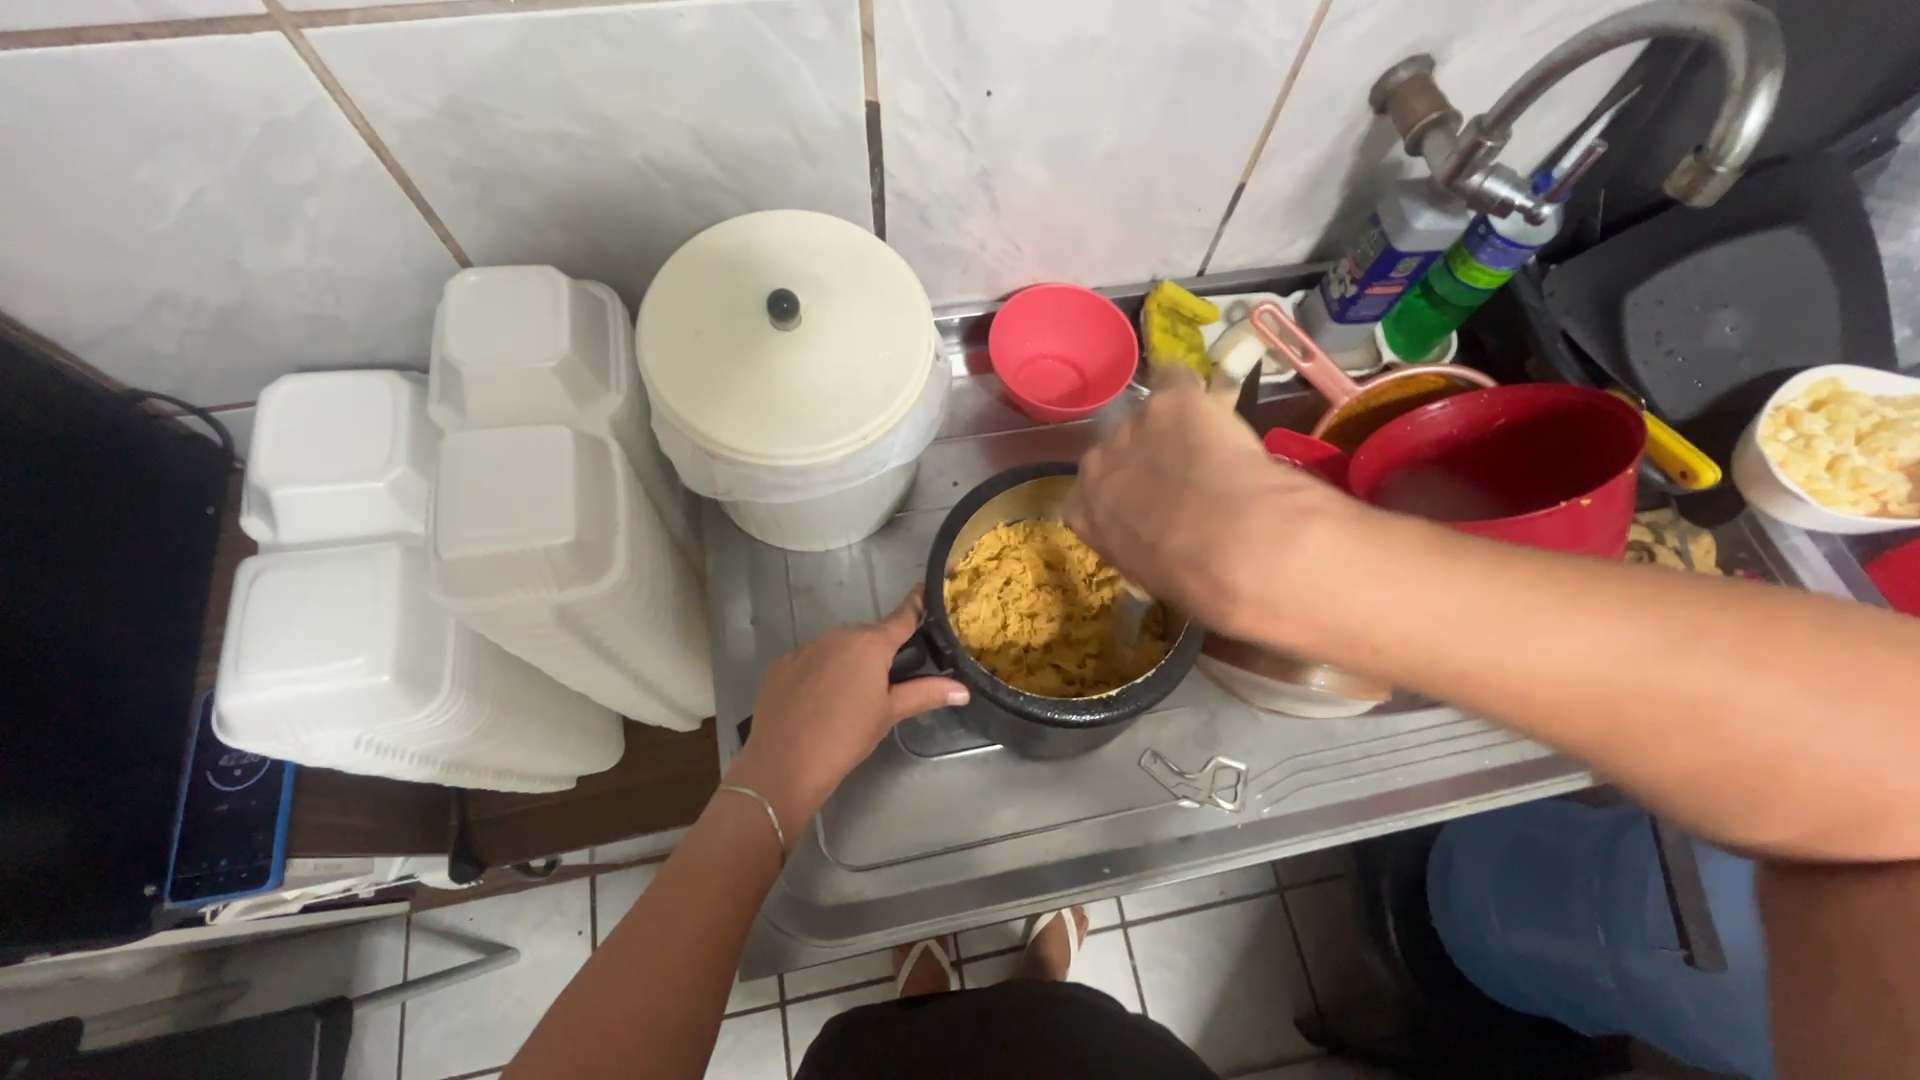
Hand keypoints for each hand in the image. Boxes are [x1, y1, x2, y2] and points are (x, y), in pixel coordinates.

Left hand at [725, 587, 967, 841]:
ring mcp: (805, 648)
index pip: (901, 617)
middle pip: (867, 637)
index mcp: (869, 644)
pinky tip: (818, 702)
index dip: (915, 605)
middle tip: (885, 684)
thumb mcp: (888, 714)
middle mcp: (837, 636)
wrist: (782, 764)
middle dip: (878, 653)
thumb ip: (925, 694)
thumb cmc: (845, 738)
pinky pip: (810, 660)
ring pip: (836, 648)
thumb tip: (963, 690)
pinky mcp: (781, 664)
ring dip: (847, 662)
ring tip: (849, 699)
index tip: (924, 592)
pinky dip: (819, 673)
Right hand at [1063, 368, 1355, 640]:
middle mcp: (1096, 463)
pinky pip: (1180, 381)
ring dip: (1176, 429)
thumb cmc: (1191, 578)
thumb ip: (1137, 544)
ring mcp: (1134, 425)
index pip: (1088, 495)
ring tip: (1213, 450)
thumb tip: (1156, 545)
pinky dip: (1197, 391)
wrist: (1234, 544)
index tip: (1145, 504)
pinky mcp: (1173, 399)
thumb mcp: (1148, 574)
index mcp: (1083, 511)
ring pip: (1152, 417)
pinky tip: (1217, 405)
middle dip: (1143, 458)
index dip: (1121, 494)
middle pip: (1117, 450)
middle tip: (1183, 477)